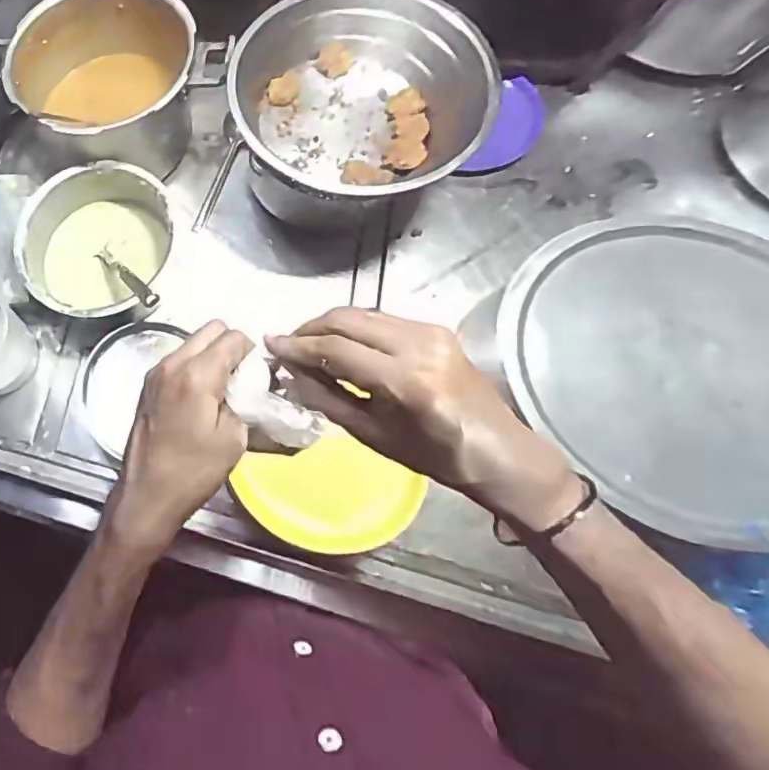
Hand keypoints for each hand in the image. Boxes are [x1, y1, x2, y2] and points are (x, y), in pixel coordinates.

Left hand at [101, 321, 253, 560]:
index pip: (234, 338)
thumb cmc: (193, 471)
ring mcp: (156, 373)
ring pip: (193, 342)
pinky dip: (194, 367)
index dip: (251, 353)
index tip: (256, 376)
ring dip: (211, 356)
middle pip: (211, 329)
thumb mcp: (234, 438)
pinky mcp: (147, 385)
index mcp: (197, 375)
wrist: (147, 495)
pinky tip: (200, 398)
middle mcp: (173, 364)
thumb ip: (244, 400)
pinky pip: (178, 360)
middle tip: (240, 377)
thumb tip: (246, 384)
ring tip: (220, 389)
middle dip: (231, 346)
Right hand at [267, 308, 580, 527]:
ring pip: (364, 313)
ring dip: (331, 324)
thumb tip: (291, 373)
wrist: (498, 450)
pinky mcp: (436, 328)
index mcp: (407, 381)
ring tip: (307, 343)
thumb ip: (328, 399)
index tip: (270, 345)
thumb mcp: (373, 435)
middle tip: (286, 343)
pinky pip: (383, 319)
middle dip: (310, 328)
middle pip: (348, 319)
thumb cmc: (436, 457)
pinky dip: (355, 326)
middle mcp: (420, 345)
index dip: (298, 346)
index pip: (337, 349)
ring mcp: (431, 331)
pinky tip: (341, 343)